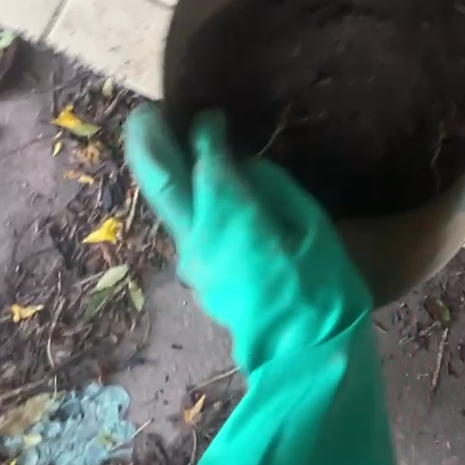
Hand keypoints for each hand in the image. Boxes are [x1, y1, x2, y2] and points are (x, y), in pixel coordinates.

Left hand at [124, 104, 371, 370]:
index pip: (209, 167)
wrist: (305, 352)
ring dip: (159, 169)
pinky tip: (192, 183)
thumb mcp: (313, 226)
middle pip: (165, 185)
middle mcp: (201, 239)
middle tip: (142, 112)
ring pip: (170, 206)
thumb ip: (275, 189)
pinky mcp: (200, 275)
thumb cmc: (321, 285)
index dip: (206, 136)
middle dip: (150, 145)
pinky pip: (188, 224)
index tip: (209, 114)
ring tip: (157, 135)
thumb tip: (246, 167)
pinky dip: (183, 196)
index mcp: (233, 221)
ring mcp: (195, 262)